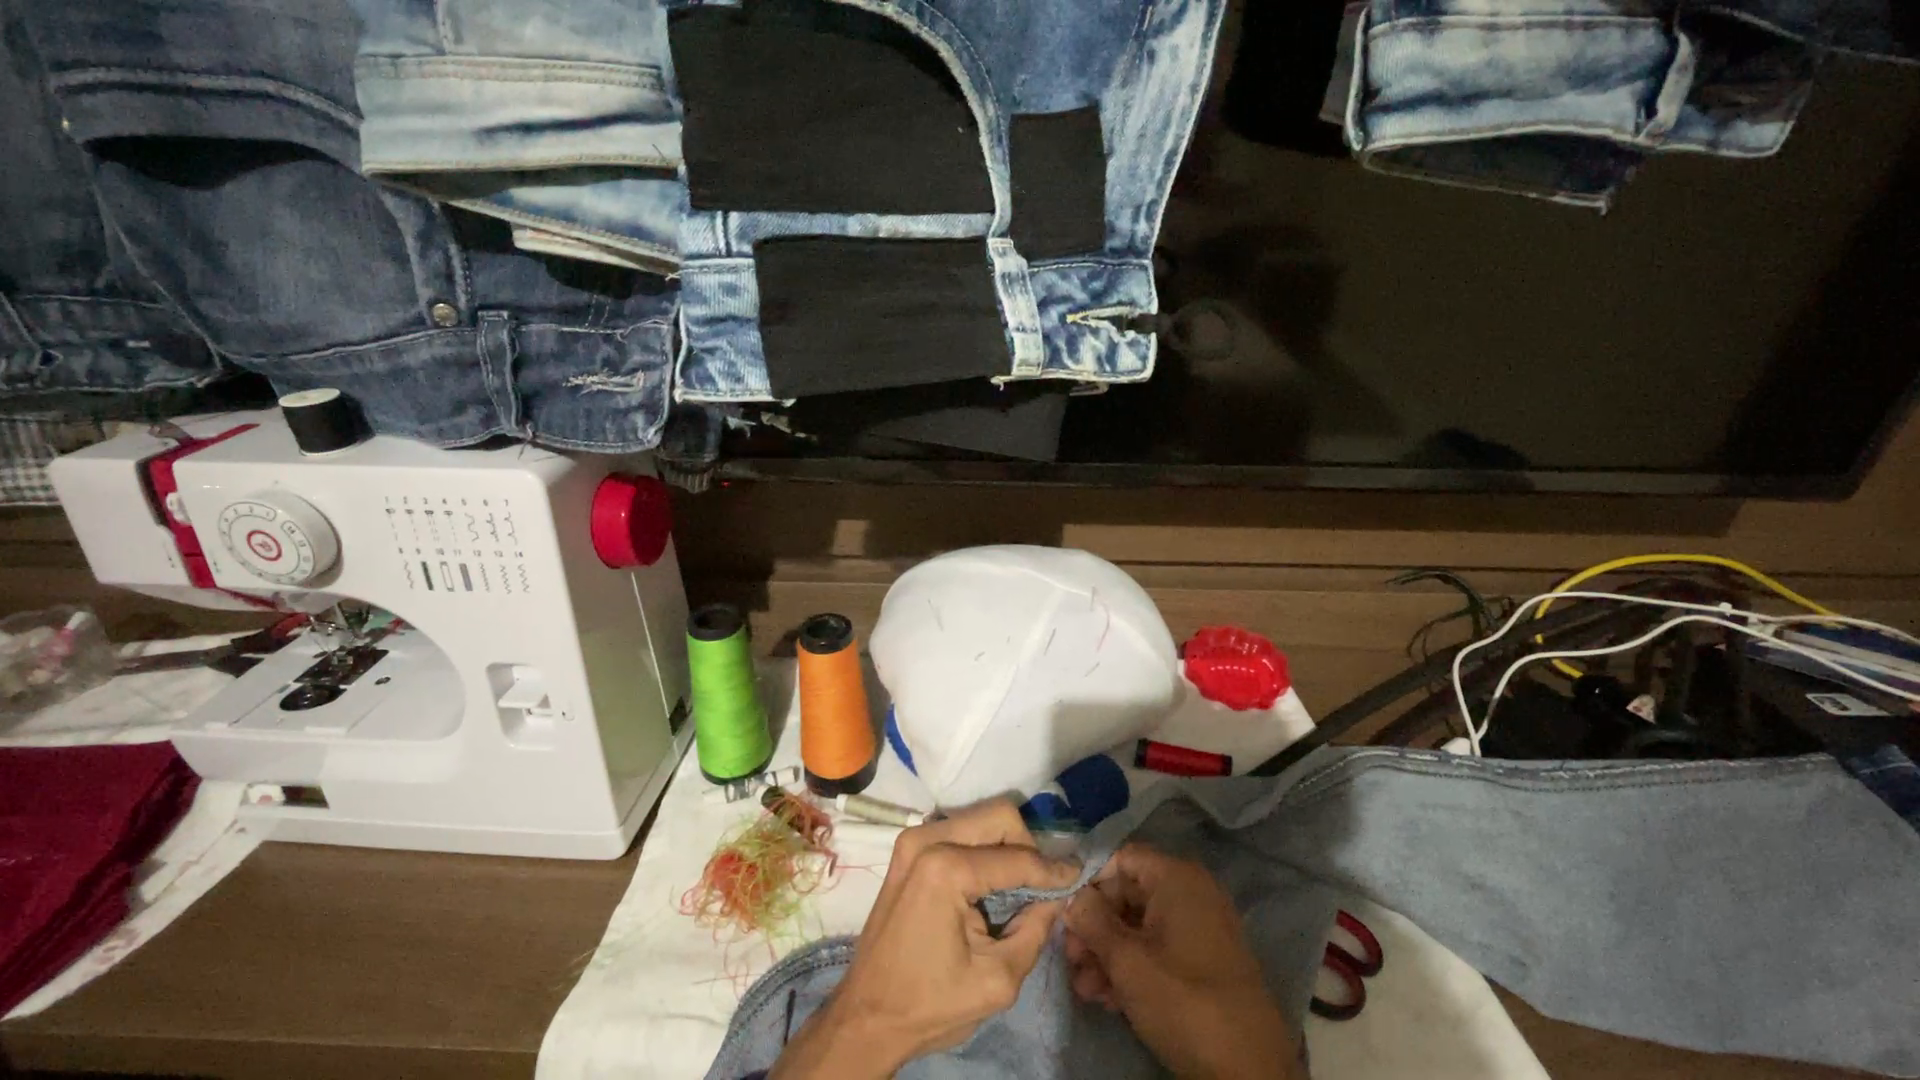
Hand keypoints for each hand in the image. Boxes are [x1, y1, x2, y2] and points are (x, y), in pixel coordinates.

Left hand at [770, 800, 1080, 1079]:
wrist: (865, 1017)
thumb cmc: (929, 1005)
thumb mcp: (997, 980)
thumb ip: (1035, 930)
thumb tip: (1057, 897)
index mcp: (946, 869)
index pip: (1018, 858)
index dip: (1053, 871)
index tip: (1079, 877)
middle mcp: (926, 840)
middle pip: (999, 816)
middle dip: (1028, 846)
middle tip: (1041, 885)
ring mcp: (911, 840)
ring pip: (980, 818)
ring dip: (1005, 845)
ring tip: (1018, 887)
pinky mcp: (906, 849)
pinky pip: (959, 830)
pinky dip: (982, 848)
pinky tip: (990, 884)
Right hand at [1064, 844, 1303, 1079]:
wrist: (1248, 1070)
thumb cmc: (1182, 1001)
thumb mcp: (1127, 961)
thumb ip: (1092, 922)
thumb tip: (1072, 897)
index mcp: (1177, 879)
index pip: (1121, 858)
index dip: (1089, 881)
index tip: (1063, 910)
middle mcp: (1191, 894)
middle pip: (1127, 894)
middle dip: (1094, 927)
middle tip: (1070, 959)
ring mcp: (1199, 928)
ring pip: (1139, 927)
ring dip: (1107, 954)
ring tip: (1085, 989)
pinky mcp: (1201, 962)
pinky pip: (1157, 949)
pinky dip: (1131, 968)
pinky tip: (1108, 998)